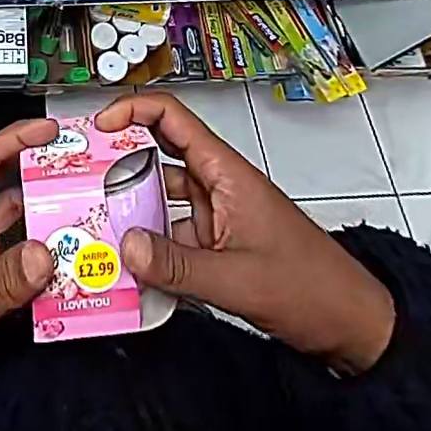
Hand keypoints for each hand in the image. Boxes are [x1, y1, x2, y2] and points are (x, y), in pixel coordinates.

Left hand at [0, 117, 58, 420]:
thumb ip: (0, 281)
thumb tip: (45, 254)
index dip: (17, 139)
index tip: (49, 130)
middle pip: (6, 184)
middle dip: (40, 172)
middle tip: (76, 163)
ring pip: (19, 223)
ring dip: (47, 218)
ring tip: (81, 210)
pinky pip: (23, 260)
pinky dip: (44, 258)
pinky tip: (67, 258)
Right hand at [94, 93, 394, 373]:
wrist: (347, 320)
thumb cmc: (310, 284)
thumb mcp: (238, 277)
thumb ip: (178, 265)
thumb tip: (125, 246)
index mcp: (225, 171)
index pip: (174, 119)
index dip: (135, 110)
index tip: (101, 125)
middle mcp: (216, 184)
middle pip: (160, 154)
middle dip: (120, 159)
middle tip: (82, 174)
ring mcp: (214, 213)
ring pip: (161, 197)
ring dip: (131, 208)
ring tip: (94, 221)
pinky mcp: (214, 242)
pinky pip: (171, 233)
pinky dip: (148, 244)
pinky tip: (127, 262)